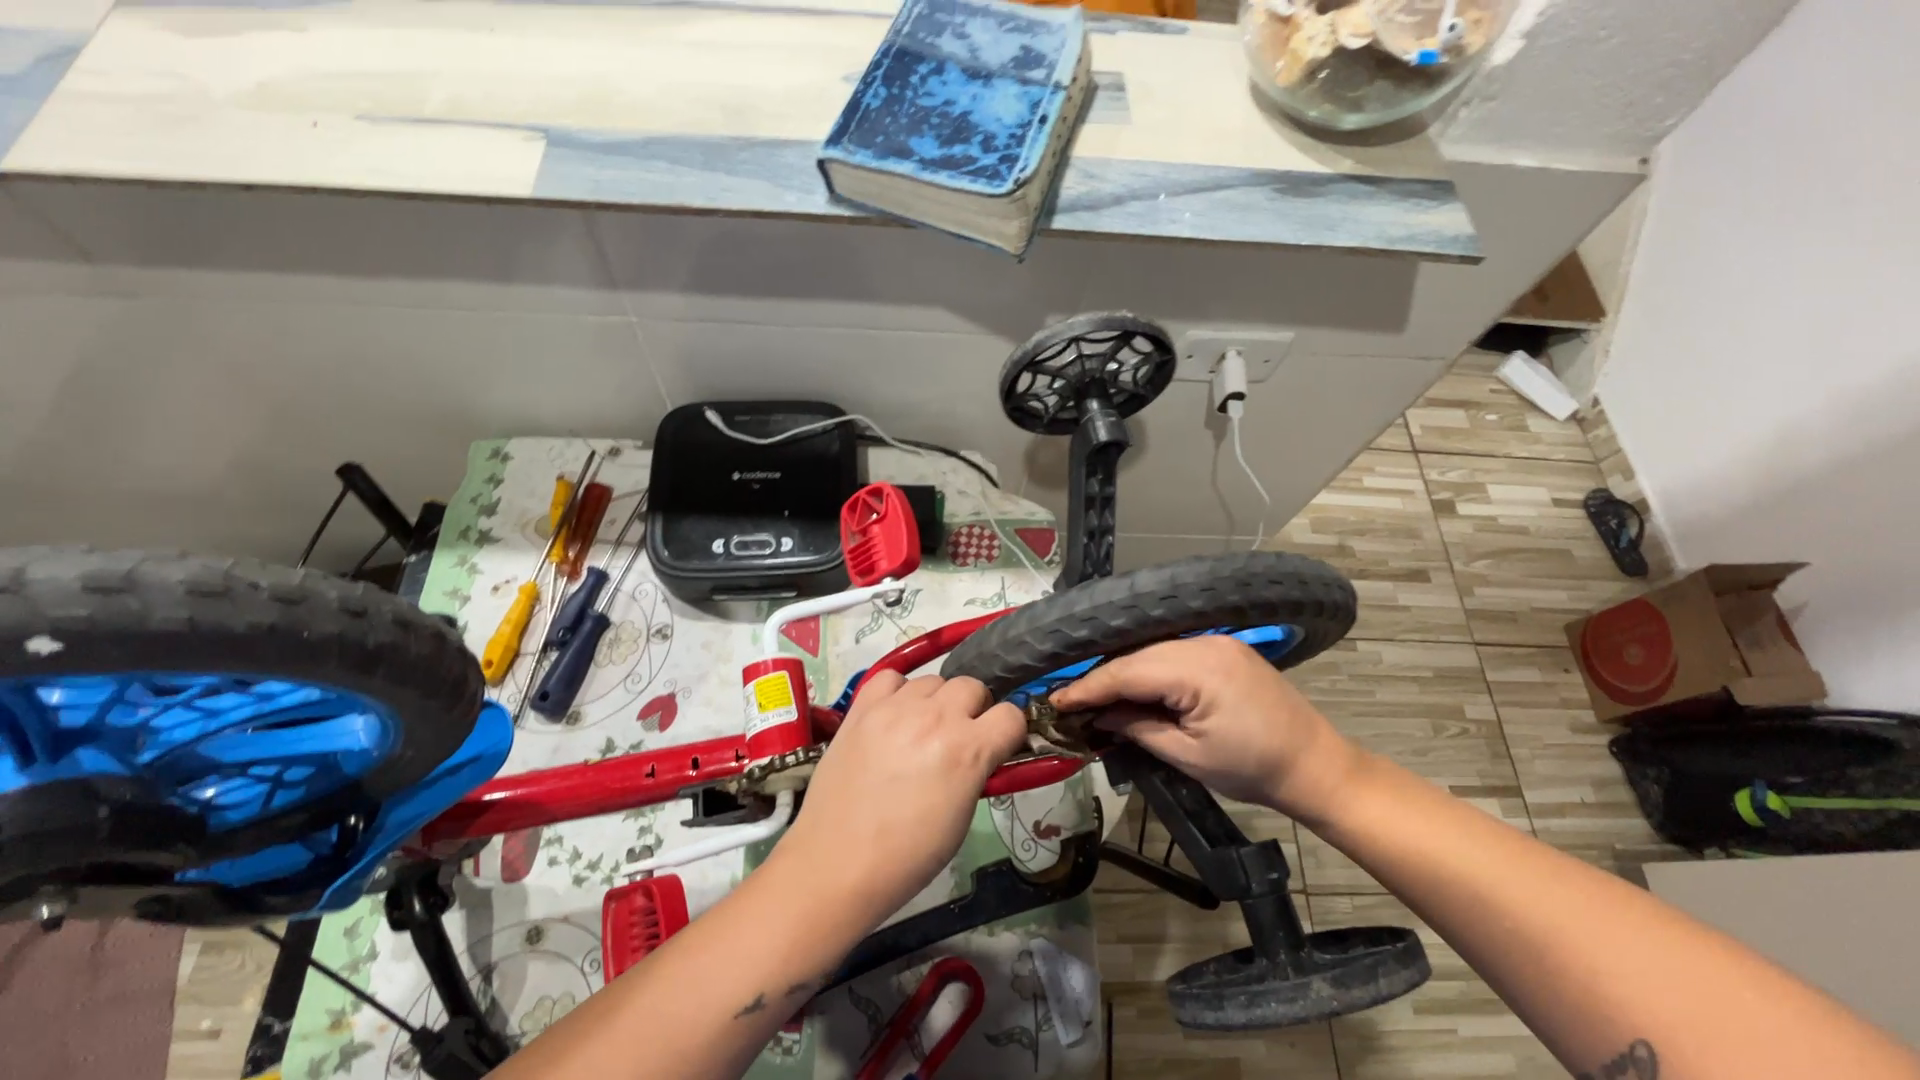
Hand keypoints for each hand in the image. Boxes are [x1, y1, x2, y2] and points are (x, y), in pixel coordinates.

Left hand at [777, 672, 1027, 923]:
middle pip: (972, 687)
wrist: (838, 864)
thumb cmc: (908, 856)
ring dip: (937, 701)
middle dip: (975, 710)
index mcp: (968, 750)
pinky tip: (893, 716)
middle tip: (960, 738)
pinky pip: (890, 678)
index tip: (999, 747)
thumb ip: (977, 772)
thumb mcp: (961, 817)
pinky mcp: (860, 709)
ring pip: (933, 680)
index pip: (1011, 715)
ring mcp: (894, 709)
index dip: (1009, 732)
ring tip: (922, 730)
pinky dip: (898, 692)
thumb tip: (982, 754)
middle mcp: (935, 717)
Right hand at [1048, 636, 1360, 820]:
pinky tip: (1131, 686)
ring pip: (1153, 651)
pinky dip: (1148, 670)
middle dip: (1101, 678)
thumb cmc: (1251, 769)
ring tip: (1091, 696)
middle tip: (1067, 702)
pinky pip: (1174, 653)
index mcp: (1198, 667)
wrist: (1315, 766)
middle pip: (1137, 655)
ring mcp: (1218, 642)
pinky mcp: (1225, 649)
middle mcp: (1206, 643)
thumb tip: (1096, 714)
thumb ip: (1137, 727)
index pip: (1127, 671)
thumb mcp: (1187, 755)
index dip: (1087, 687)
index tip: (1054, 702)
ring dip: (1123, 673)